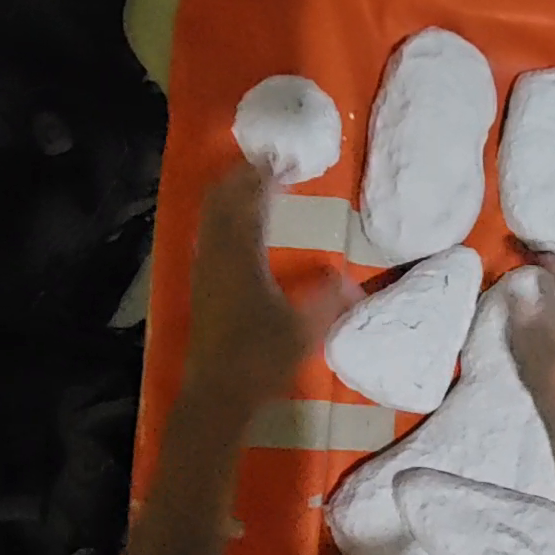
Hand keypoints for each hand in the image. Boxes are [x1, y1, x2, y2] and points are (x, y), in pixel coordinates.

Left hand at [184, 163, 357, 409]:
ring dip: (228, 196)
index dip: (265, 178)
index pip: (251, 205)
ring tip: (247, 183)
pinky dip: (221, 219)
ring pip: (210, 219)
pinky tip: (231, 227)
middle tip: (264, 162)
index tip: (284, 160)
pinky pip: (208, 237)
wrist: (218, 394)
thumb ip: (330, 301)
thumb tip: (353, 283)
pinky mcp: (202, 288)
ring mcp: (205, 272)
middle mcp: (218, 257)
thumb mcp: (305, 331)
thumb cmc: (261, 360)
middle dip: (242, 178)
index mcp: (243, 259)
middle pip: (223, 203)